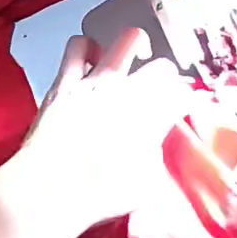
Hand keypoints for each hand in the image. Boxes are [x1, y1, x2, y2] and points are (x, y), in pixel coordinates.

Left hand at [0, 28, 204, 237]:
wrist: (48, 190)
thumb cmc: (97, 195)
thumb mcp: (144, 185)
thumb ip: (154, 157)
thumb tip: (152, 145)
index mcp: (151, 118)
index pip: (182, 96)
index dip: (188, 100)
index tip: (185, 105)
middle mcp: (128, 93)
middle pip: (161, 66)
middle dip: (167, 73)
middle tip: (161, 82)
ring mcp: (95, 82)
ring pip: (124, 42)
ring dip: (130, 49)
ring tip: (125, 61)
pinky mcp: (65, 82)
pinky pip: (78, 48)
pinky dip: (87, 49)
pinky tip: (88, 61)